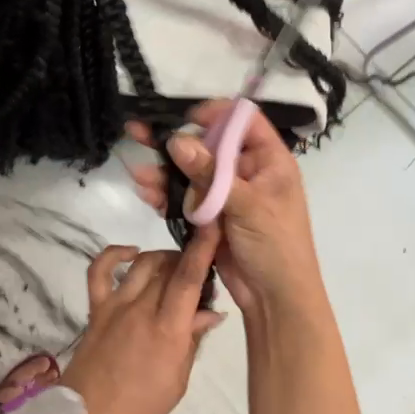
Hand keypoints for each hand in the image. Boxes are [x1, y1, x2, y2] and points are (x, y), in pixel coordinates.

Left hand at [61, 228, 224, 413]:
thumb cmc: (140, 408)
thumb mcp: (178, 380)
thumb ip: (192, 340)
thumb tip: (210, 312)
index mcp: (167, 330)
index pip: (188, 279)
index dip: (203, 249)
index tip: (214, 227)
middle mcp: (141, 308)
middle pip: (168, 267)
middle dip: (188, 261)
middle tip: (201, 275)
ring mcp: (114, 304)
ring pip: (142, 263)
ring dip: (162, 257)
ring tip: (175, 267)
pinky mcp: (95, 307)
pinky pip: (100, 269)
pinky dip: (114, 254)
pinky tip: (130, 253)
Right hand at [125, 101, 323, 319]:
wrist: (275, 299)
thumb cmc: (276, 247)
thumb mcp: (246, 206)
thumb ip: (210, 174)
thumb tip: (176, 141)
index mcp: (268, 162)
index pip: (243, 122)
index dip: (216, 114)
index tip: (186, 118)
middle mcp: (246, 172)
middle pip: (207, 145)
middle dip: (174, 142)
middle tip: (138, 133)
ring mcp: (226, 194)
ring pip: (190, 173)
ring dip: (164, 173)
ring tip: (139, 175)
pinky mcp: (210, 216)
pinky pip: (184, 198)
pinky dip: (165, 195)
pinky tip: (146, 193)